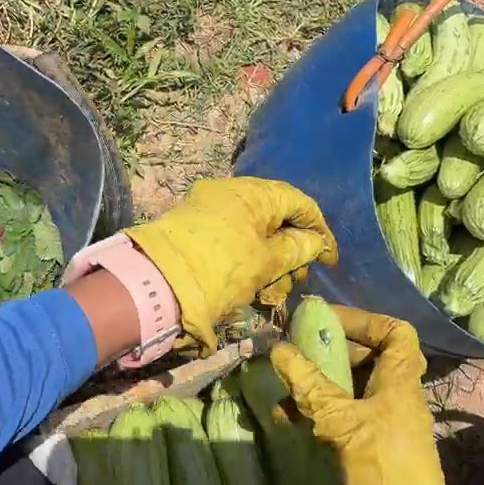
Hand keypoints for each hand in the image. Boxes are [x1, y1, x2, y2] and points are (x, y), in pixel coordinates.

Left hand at [126, 178, 336, 349]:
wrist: (154, 284)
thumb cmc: (220, 270)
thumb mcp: (265, 263)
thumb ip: (296, 249)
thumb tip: (313, 241)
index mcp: (251, 192)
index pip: (298, 202)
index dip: (318, 229)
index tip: (329, 259)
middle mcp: (229, 192)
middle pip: (273, 216)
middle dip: (291, 250)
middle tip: (297, 280)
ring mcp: (207, 208)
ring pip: (251, 231)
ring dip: (268, 260)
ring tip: (272, 292)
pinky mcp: (192, 228)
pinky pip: (231, 238)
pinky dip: (246, 259)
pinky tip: (250, 286)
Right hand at [271, 306, 483, 484]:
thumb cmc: (383, 469)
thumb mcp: (343, 422)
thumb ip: (309, 385)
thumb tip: (276, 348)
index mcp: (401, 380)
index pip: (396, 333)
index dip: (365, 320)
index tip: (329, 320)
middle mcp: (394, 396)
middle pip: (366, 357)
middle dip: (330, 350)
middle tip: (296, 348)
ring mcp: (380, 422)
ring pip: (347, 387)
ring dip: (316, 381)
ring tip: (284, 382)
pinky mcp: (365, 447)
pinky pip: (338, 415)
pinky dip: (314, 410)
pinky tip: (286, 416)